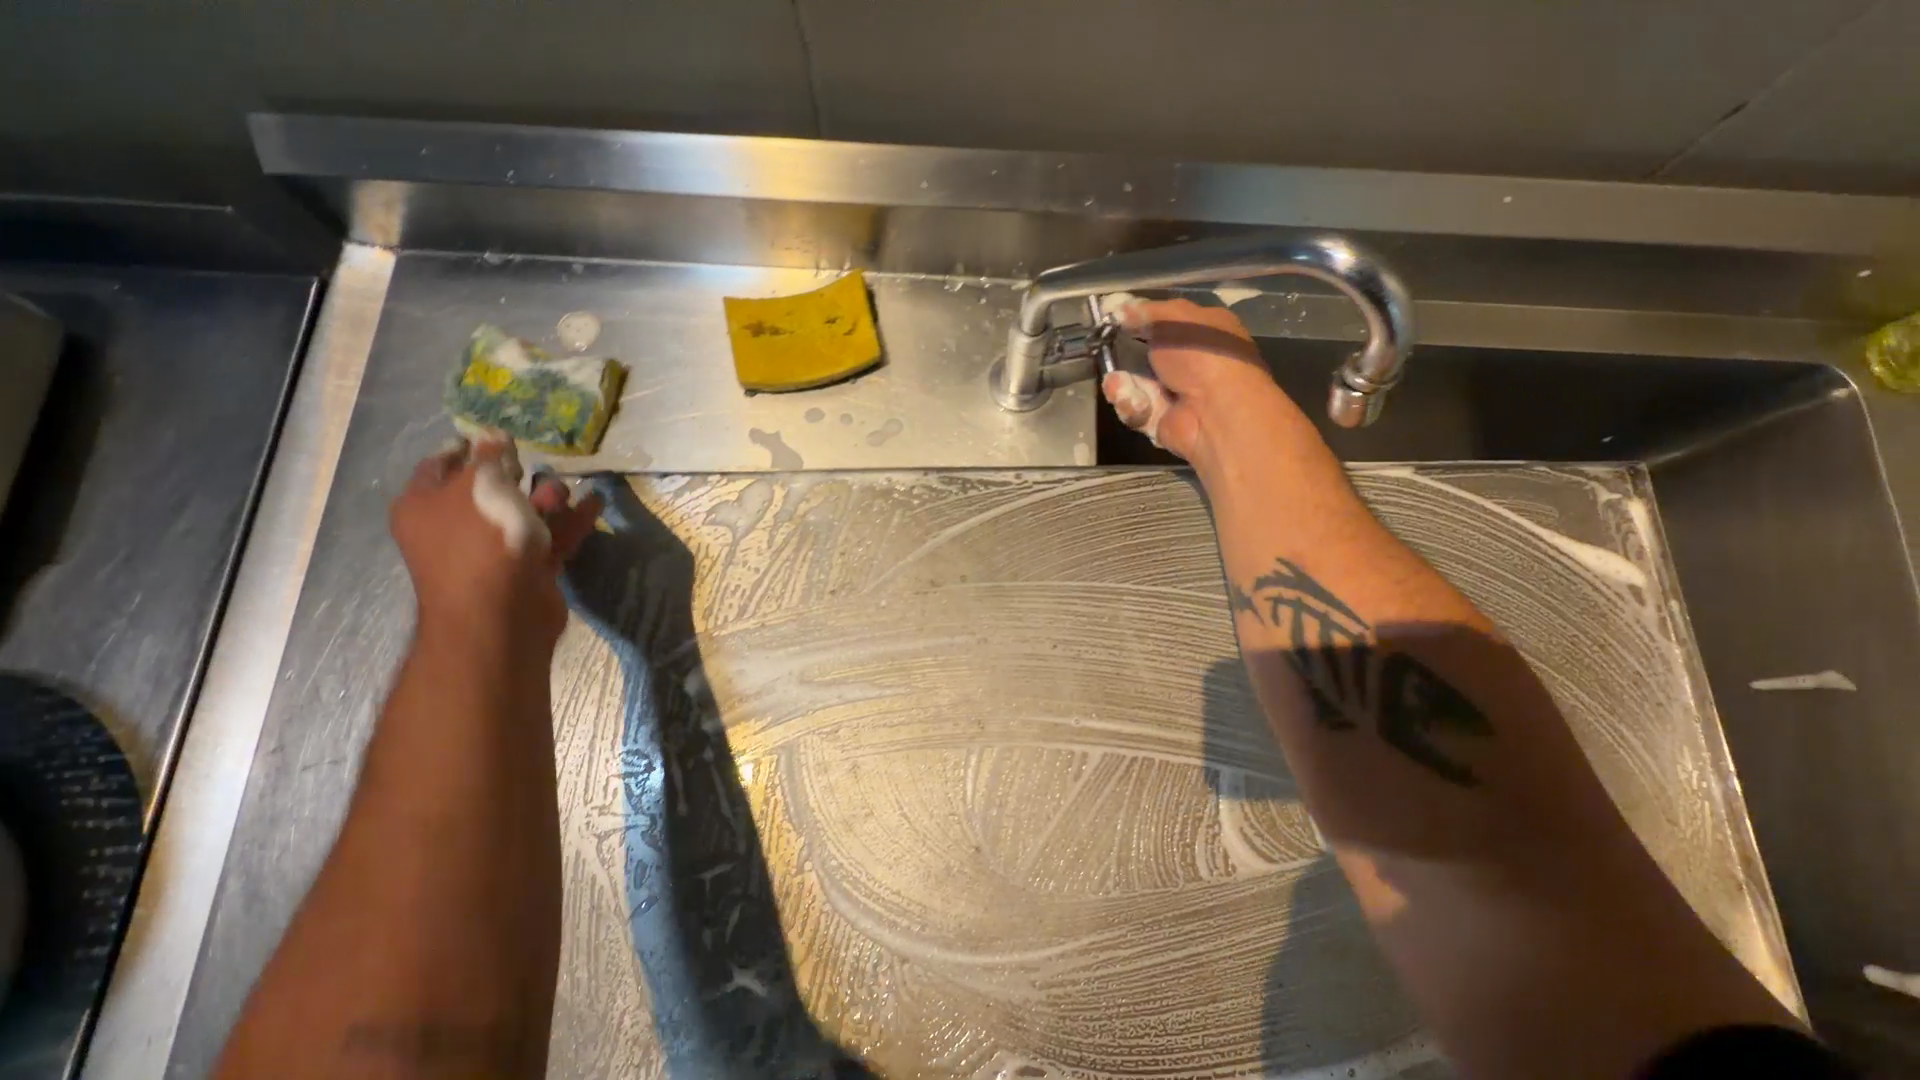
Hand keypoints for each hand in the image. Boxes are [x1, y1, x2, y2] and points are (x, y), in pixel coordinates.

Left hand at [389, 435, 602, 652]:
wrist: (501, 614)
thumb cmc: (480, 539)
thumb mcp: (481, 483)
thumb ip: (490, 457)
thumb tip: (493, 438)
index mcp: (423, 507)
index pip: (438, 467)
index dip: (463, 448)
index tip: (492, 435)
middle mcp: (452, 530)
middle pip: (485, 493)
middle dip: (514, 475)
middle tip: (534, 461)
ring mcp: (489, 554)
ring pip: (521, 517)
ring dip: (546, 500)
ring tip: (568, 488)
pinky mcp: (524, 573)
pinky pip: (548, 539)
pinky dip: (568, 523)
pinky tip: (594, 504)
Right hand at [1100, 299, 1305, 471]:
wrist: (1216, 411)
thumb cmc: (1202, 354)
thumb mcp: (1174, 317)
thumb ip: (1145, 311)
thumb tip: (1117, 307)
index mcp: (1204, 330)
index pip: (1166, 321)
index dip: (1139, 320)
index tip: (1113, 319)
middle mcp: (1192, 362)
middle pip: (1143, 354)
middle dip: (1122, 354)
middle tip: (1106, 351)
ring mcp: (1177, 394)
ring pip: (1133, 384)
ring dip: (1124, 384)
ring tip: (1123, 383)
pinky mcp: (1163, 421)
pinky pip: (1135, 410)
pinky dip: (1132, 406)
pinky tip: (1138, 403)